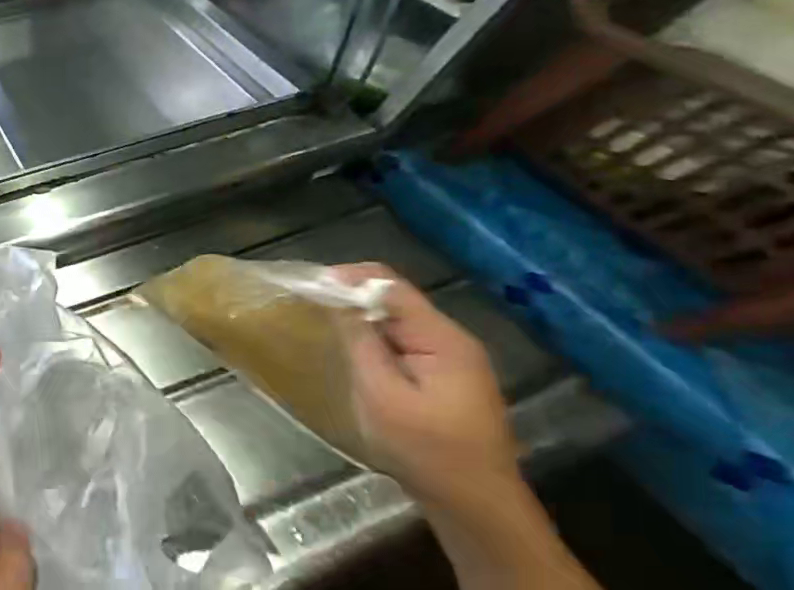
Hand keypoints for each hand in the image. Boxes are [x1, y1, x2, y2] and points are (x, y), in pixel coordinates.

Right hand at [330, 264, 520, 512]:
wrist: (480, 514)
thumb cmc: (429, 454)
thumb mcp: (383, 396)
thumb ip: (361, 342)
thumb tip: (339, 301)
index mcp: (442, 338)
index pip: (390, 285)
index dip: (349, 279)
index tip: (313, 287)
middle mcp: (451, 339)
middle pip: (395, 300)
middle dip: (353, 298)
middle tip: (314, 307)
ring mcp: (452, 360)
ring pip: (399, 322)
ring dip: (364, 321)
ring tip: (327, 327)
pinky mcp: (446, 378)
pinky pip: (405, 343)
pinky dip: (377, 340)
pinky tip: (356, 354)